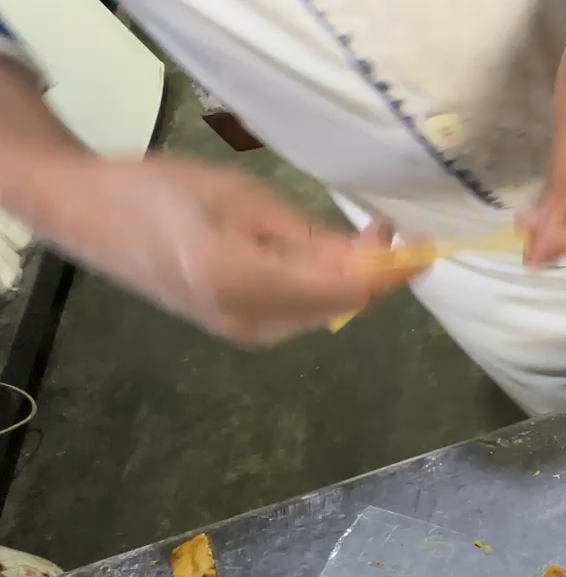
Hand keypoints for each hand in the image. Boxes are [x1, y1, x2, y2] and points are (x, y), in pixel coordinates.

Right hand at [35, 156, 416, 344]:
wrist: (78, 211)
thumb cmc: (159, 191)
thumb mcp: (245, 199)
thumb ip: (316, 236)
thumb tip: (378, 254)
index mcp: (245, 283)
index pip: (348, 292)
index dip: (392, 275)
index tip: (426, 252)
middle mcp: (252, 321)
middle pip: (343, 304)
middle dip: (373, 272)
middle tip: (387, 234)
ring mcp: (249, 333)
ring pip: (329, 310)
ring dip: (350, 278)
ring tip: (355, 240)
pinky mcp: (245, 333)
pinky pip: (306, 312)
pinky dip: (324, 288)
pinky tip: (319, 260)